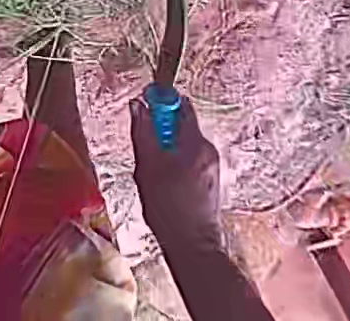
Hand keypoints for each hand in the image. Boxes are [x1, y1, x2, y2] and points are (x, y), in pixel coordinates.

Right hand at [131, 93, 225, 257]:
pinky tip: (167, 181)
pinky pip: (192, 158)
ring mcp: (212, 165)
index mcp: (195, 141)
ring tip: (154, 168)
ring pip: (186, 142)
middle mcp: (208, 148)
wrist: (193, 247)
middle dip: (162, 127)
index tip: (145, 106)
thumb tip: (137, 104)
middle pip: (182, 123)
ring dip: (169, 146)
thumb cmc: (168, 207)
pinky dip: (178, 160)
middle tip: (146, 145)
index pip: (180, 104)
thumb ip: (142, 131)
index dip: (160, 101)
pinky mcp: (212, 180)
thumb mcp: (147, 165)